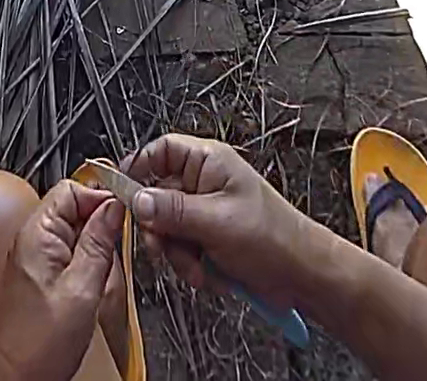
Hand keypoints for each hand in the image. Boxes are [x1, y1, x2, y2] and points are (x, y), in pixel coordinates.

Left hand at [0, 179, 126, 380]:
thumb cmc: (36, 348)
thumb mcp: (81, 289)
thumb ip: (100, 243)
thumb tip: (115, 206)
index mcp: (37, 231)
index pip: (73, 188)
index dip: (101, 196)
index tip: (124, 212)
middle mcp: (33, 238)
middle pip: (75, 207)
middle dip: (100, 224)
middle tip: (115, 250)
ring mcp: (36, 256)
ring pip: (77, 231)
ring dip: (96, 246)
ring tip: (102, 274)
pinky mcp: (42, 276)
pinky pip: (71, 254)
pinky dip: (88, 263)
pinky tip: (93, 286)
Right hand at [122, 134, 321, 307]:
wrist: (303, 276)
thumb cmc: (271, 237)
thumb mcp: (217, 221)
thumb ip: (174, 210)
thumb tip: (137, 200)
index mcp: (207, 161)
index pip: (161, 150)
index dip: (139, 166)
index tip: (122, 192)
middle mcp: (203, 180)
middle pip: (157, 193)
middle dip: (161, 227)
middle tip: (165, 247)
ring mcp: (204, 209)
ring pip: (167, 225)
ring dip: (177, 253)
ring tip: (199, 268)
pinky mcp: (207, 235)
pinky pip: (181, 246)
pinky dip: (190, 263)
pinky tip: (209, 273)